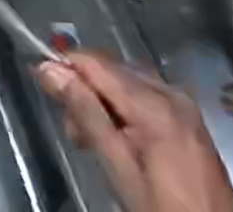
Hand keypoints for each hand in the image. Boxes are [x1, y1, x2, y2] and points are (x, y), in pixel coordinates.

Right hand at [34, 50, 232, 211]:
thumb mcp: (119, 170)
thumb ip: (85, 113)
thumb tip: (48, 68)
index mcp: (154, 104)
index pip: (96, 63)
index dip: (65, 67)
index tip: (42, 85)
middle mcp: (170, 92)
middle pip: (111, 70)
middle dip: (84, 89)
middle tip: (73, 132)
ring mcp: (184, 105)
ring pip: (126, 81)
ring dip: (102, 99)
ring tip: (92, 140)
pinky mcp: (190, 119)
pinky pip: (146, 95)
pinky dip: (125, 108)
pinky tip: (120, 139)